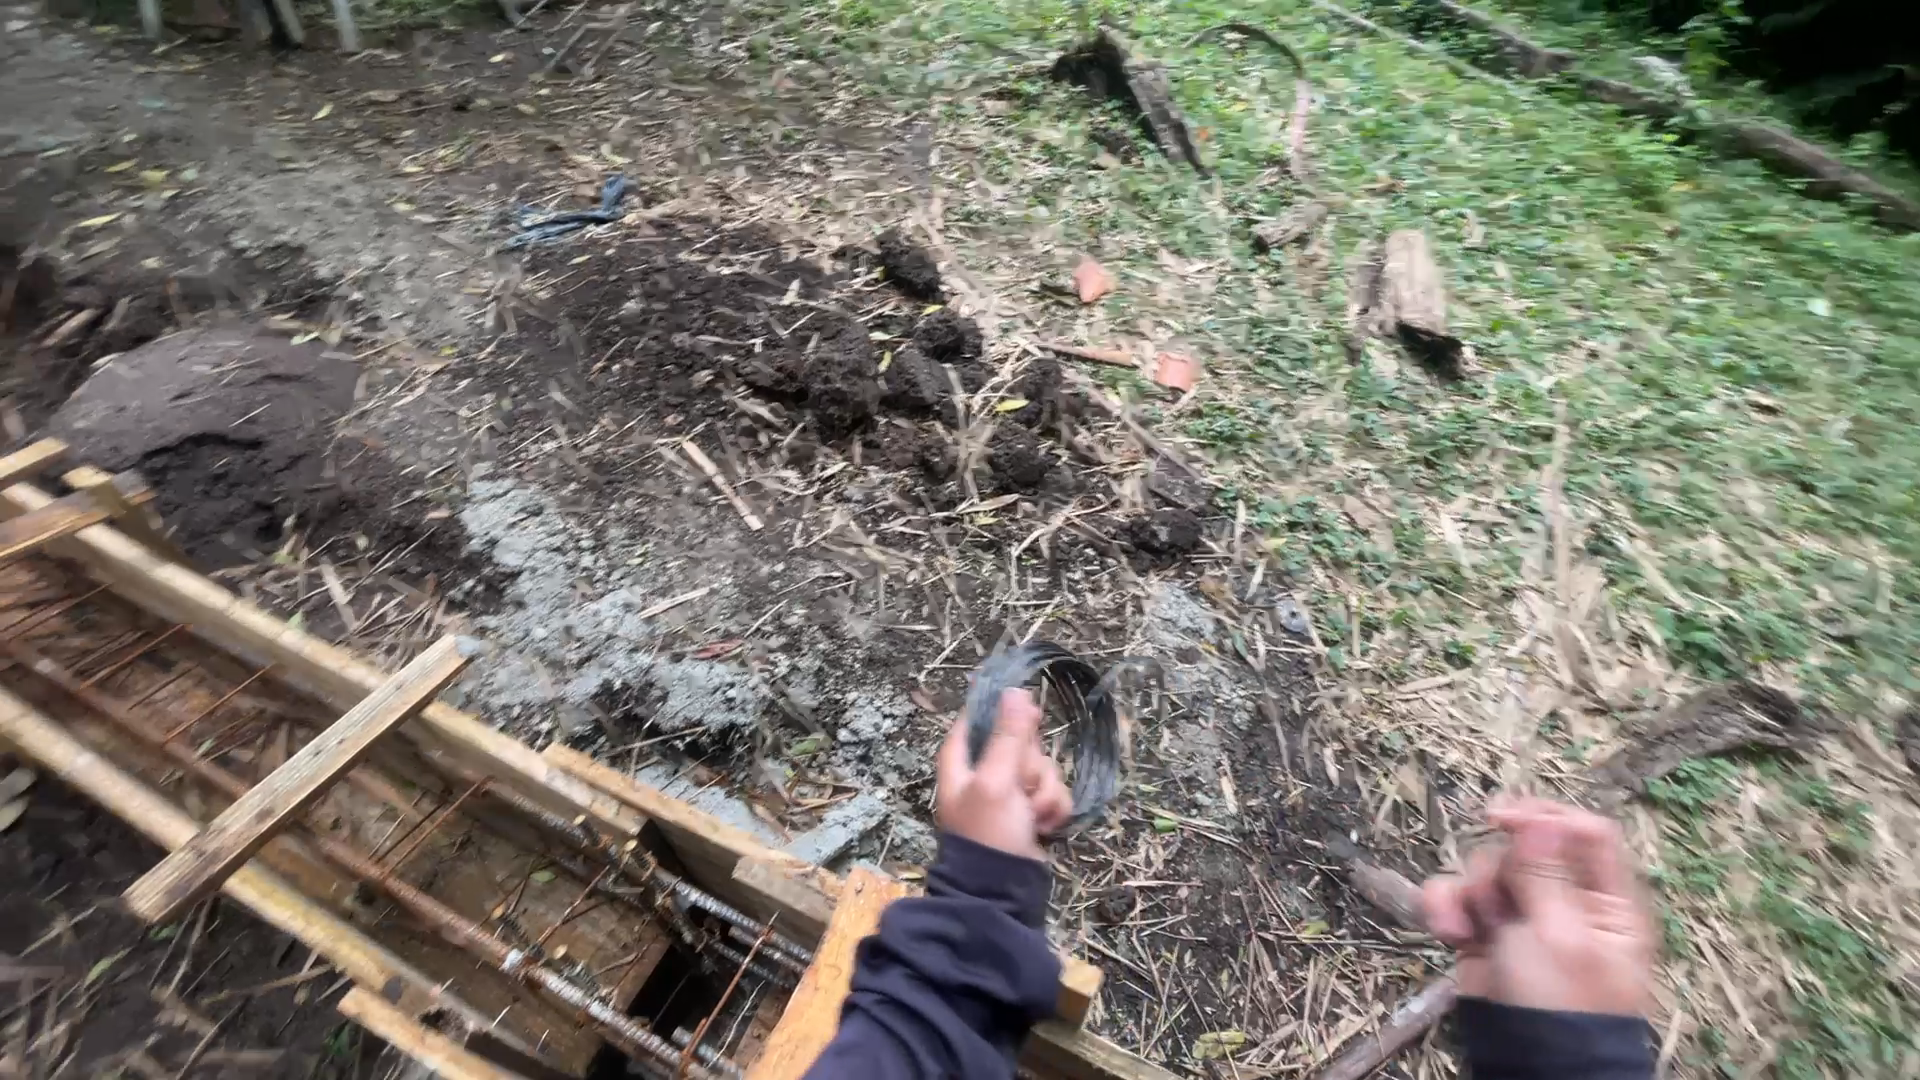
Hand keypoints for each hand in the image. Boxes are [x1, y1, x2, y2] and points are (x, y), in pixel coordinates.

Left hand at [936, 689, 1071, 860]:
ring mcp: (1010, 790)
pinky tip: (1042, 827)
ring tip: (1030, 817)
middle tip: (1022, 787)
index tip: (1031, 715)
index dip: (1005, 711)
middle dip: (1031, 765)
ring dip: (1043, 793)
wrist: (1001, 894)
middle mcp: (985, 769)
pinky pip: (1054, 791)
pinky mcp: (1031, 810)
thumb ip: (1009, 735)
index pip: (981, 715)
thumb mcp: (996, 780)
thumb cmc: (988, 833)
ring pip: (1043, 766)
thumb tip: (1015, 690)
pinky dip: (1052, 810)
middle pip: (1021, 740)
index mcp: (962, 757)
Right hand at [1422, 796, 1653, 1015]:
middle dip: (1496, 871)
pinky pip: (1455, 893)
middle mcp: (1564, 898)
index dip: (1543, 817)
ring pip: (1483, 868)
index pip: (1583, 832)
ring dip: (1465, 895)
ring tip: (1465, 930)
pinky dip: (1444, 908)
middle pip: (1521, 847)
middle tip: (1496, 903)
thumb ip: (1546, 873)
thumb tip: (1543, 818)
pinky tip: (1448, 932)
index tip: (1501, 820)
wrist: (1526, 1057)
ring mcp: (1522, 911)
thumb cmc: (1560, 999)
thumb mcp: (1559, 935)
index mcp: (1604, 900)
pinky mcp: (1484, 923)